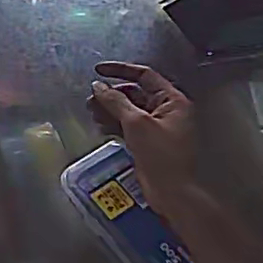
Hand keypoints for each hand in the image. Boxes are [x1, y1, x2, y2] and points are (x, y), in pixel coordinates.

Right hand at [87, 61, 198, 210]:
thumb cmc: (160, 155)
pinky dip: (114, 123)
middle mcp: (167, 110)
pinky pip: (129, 125)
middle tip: (91, 98)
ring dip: (110, 109)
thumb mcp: (136, 123)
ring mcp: (158, 126)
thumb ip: (115, 101)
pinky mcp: (149, 141)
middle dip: (111, 94)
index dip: (120, 70)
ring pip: (129, 110)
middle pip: (135, 93)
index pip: (144, 75)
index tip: (98, 70)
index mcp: (172, 101)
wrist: (172, 192)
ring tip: (91, 112)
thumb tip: (98, 86)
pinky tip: (100, 126)